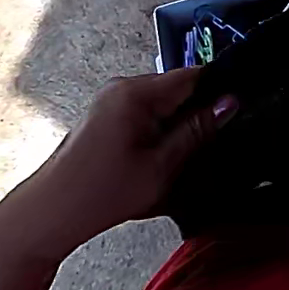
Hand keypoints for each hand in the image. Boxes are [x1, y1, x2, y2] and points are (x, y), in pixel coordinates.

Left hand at [17, 69, 235, 257]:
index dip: (218, 90)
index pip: (192, 76)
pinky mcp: (107, 112)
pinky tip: (162, 154)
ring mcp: (112, 98)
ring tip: (184, 152)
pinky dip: (161, 126)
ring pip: (164, 100)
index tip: (238, 108)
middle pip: (178, 87)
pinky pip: (146, 109)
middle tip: (212, 141)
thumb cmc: (101, 193)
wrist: (50, 214)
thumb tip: (230, 103)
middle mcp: (123, 86)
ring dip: (179, 121)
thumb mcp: (162, 166)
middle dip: (198, 110)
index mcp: (136, 92)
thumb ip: (198, 130)